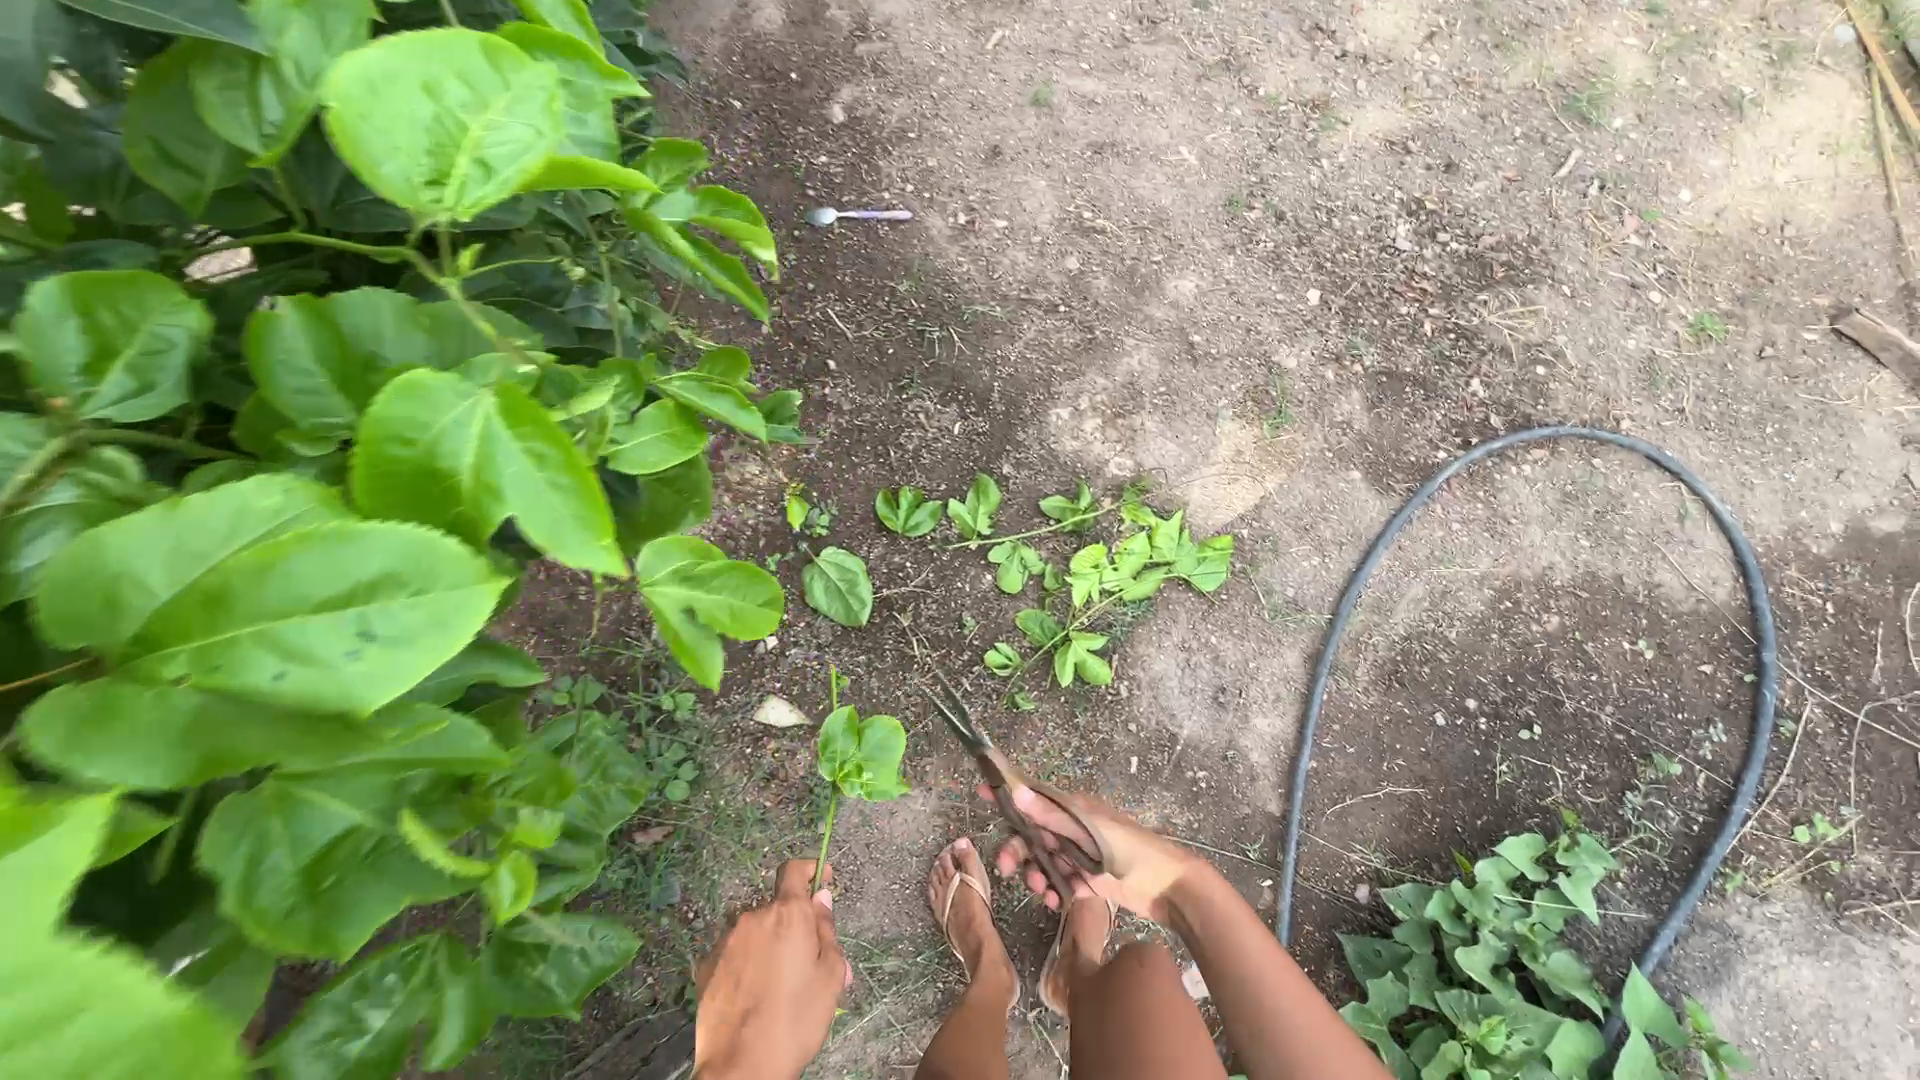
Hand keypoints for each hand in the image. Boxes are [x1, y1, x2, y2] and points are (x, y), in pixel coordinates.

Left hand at [693, 859, 846, 1079]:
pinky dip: (748, 965)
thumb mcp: (830, 976)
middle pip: (778, 910)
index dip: (811, 869)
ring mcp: (725, 942)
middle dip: (795, 928)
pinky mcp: (706, 967)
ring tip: (781, 988)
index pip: (794, 870)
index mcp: (786, 915)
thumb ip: (827, 931)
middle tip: (810, 964)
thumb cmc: (795, 1020)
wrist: (741, 1067)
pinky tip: (755, 997)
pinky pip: (735, 954)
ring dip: (770, 947)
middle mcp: (752, 918)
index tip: (822, 879)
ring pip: (756, 933)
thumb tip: (820, 898)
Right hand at [987, 784, 1202, 921]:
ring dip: (1037, 874)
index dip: (1009, 795)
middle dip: (1018, 850)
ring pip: (1046, 861)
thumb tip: (1016, 790)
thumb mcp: (1091, 831)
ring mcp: (1082, 855)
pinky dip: (1055, 891)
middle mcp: (1075, 829)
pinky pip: (1062, 883)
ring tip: (1041, 891)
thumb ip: (1052, 815)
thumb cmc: (1133, 850)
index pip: (1035, 796)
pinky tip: (1056, 902)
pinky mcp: (1091, 880)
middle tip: (1005, 869)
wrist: (1171, 888)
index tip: (982, 793)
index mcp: (1076, 808)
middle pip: (1035, 835)